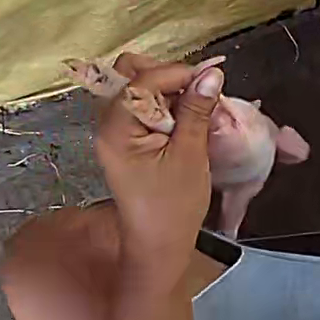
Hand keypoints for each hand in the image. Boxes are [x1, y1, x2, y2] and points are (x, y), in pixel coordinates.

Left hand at [96, 54, 225, 286]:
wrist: (158, 246)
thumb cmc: (174, 206)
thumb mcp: (190, 155)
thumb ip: (197, 110)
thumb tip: (211, 74)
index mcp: (117, 129)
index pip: (142, 80)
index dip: (177, 74)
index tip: (207, 82)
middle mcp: (108, 124)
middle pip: (128, 74)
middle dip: (165, 75)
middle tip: (196, 92)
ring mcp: (114, 131)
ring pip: (134, 86)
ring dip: (165, 88)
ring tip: (193, 108)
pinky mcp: (125, 139)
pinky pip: (139, 105)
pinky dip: (162, 103)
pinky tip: (183, 119)